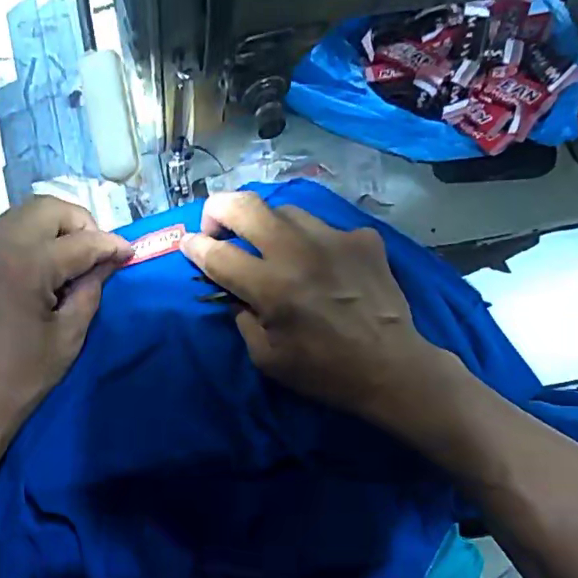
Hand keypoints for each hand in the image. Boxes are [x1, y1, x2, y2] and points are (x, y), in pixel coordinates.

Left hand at [0, 196, 132, 452]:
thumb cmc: (22, 378)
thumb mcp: (67, 337)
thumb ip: (90, 290)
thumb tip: (108, 262)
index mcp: (27, 264)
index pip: (80, 241)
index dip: (110, 245)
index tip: (131, 253)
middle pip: (48, 209)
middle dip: (79, 223)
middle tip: (98, 254)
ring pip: (23, 216)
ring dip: (54, 227)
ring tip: (74, 260)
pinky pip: (6, 234)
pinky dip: (31, 238)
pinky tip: (44, 268)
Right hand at [180, 192, 439, 420]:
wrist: (390, 367)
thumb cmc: (322, 371)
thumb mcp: (267, 358)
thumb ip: (243, 318)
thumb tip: (235, 293)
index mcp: (271, 287)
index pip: (217, 253)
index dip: (194, 247)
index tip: (187, 244)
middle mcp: (298, 251)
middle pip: (244, 205)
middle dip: (218, 211)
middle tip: (216, 228)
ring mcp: (334, 238)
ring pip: (284, 211)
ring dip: (265, 225)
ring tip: (268, 246)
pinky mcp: (362, 239)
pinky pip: (323, 228)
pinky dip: (310, 242)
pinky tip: (317, 264)